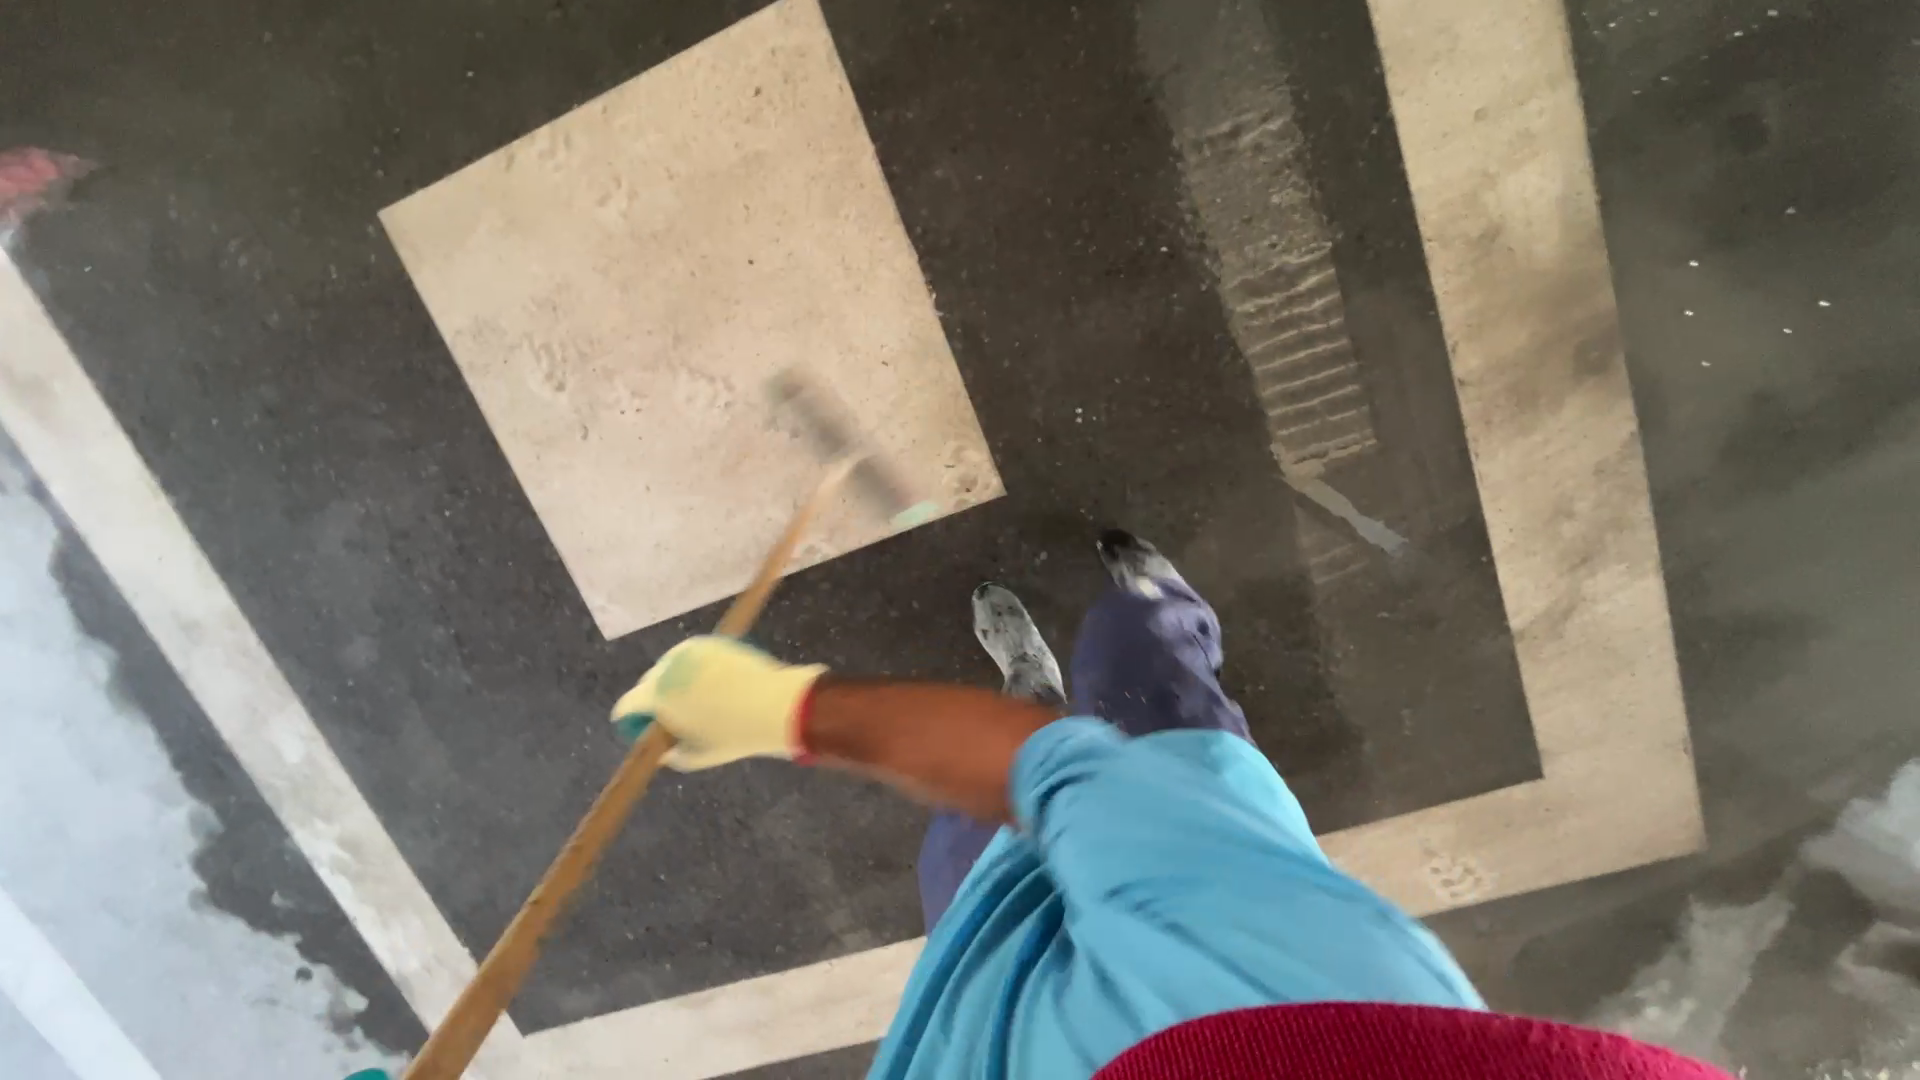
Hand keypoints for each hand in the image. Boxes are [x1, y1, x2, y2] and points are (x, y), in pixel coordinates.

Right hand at [610, 636, 827, 768]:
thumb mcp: (697, 756)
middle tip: (670, 715)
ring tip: (694, 698)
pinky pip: (692, 657)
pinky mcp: (712, 642)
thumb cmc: (733, 735)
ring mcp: (690, 650)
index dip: (630, 719)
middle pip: (648, 683)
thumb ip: (672, 754)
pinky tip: (709, 682)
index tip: (639, 728)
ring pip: (670, 666)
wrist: (775, 703)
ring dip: (673, 681)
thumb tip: (664, 750)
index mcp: (656, 696)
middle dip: (652, 699)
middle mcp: (667, 667)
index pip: (627, 705)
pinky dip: (693, 668)